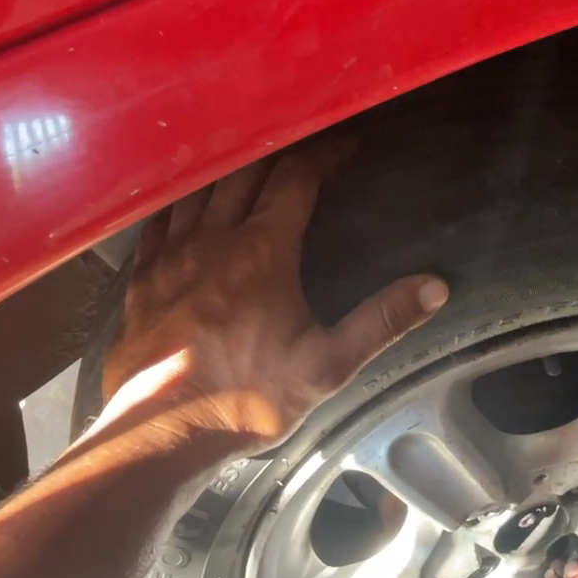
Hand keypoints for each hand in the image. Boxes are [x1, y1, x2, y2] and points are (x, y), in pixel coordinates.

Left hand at [89, 147, 447, 457]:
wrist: (163, 431)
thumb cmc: (250, 396)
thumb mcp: (329, 364)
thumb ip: (382, 321)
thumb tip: (436, 287)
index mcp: (263, 249)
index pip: (297, 177)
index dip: (325, 154)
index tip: (349, 147)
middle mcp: (214, 237)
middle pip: (246, 169)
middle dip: (280, 150)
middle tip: (305, 148)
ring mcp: (171, 253)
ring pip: (199, 185)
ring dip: (229, 166)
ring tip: (251, 162)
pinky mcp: (142, 276)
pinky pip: (159, 217)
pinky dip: (181, 197)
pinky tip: (188, 201)